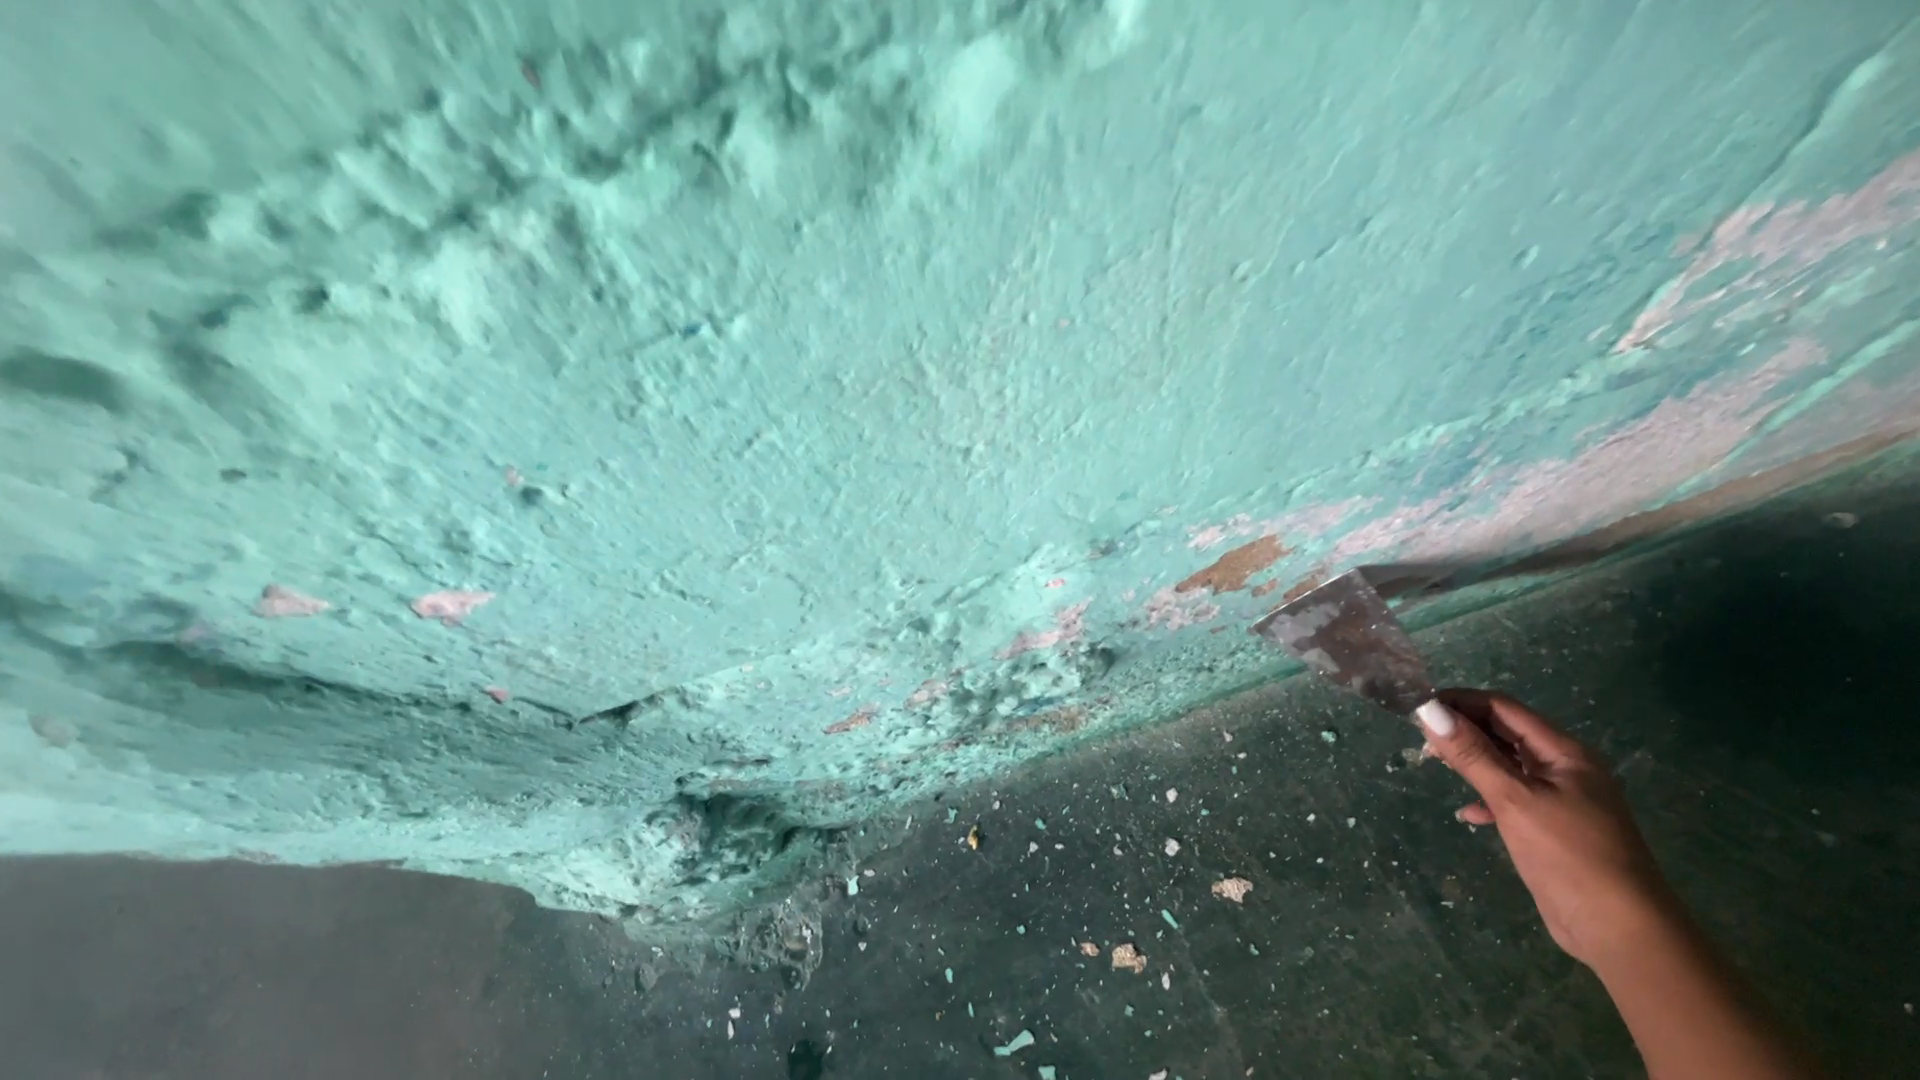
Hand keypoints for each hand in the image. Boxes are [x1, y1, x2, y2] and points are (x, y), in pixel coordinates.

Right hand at [1416, 689, 1676, 967]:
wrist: (1620, 930)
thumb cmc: (1568, 854)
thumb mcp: (1513, 799)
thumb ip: (1471, 754)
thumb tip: (1429, 711)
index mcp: (1564, 753)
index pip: (1503, 708)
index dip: (1461, 701)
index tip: (1418, 707)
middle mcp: (1565, 768)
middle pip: (1506, 733)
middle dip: (1464, 729)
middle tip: (1422, 738)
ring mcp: (1562, 799)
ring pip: (1508, 765)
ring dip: (1473, 761)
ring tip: (1436, 764)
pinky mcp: (1554, 828)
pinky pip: (1513, 797)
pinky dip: (1487, 797)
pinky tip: (1469, 814)